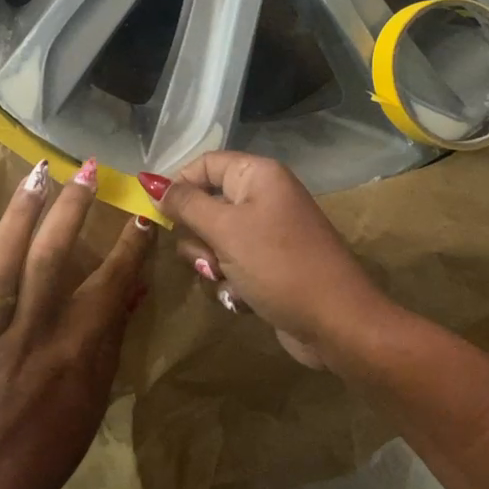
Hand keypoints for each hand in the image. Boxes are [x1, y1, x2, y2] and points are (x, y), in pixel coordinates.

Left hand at [0, 159, 153, 488]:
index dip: (130, 244)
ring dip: (19, 217)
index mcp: (76, 351)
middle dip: (72, 209)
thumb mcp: (96, 396)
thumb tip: (132, 285)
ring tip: (37, 177)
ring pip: (1, 268)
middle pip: (52, 260)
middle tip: (85, 170)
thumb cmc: (50, 443)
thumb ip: (111, 337)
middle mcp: (33, 336)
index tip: (140, 210)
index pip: (111, 284)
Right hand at [144, 152, 388, 369]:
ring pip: (215, 239)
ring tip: (226, 281)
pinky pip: (234, 263)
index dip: (178, 185)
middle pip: (206, 203)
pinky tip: (242, 299)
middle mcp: (265, 196)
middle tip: (207, 258)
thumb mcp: (224, 230)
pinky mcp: (272, 265)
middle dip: (198, 235)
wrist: (338, 324)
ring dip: (212, 263)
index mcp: (258, 175)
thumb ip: (185, 204)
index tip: (159, 216)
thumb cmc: (278, 266)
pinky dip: (231, 281)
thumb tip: (150, 181)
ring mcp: (270, 232)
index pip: (204, 164)